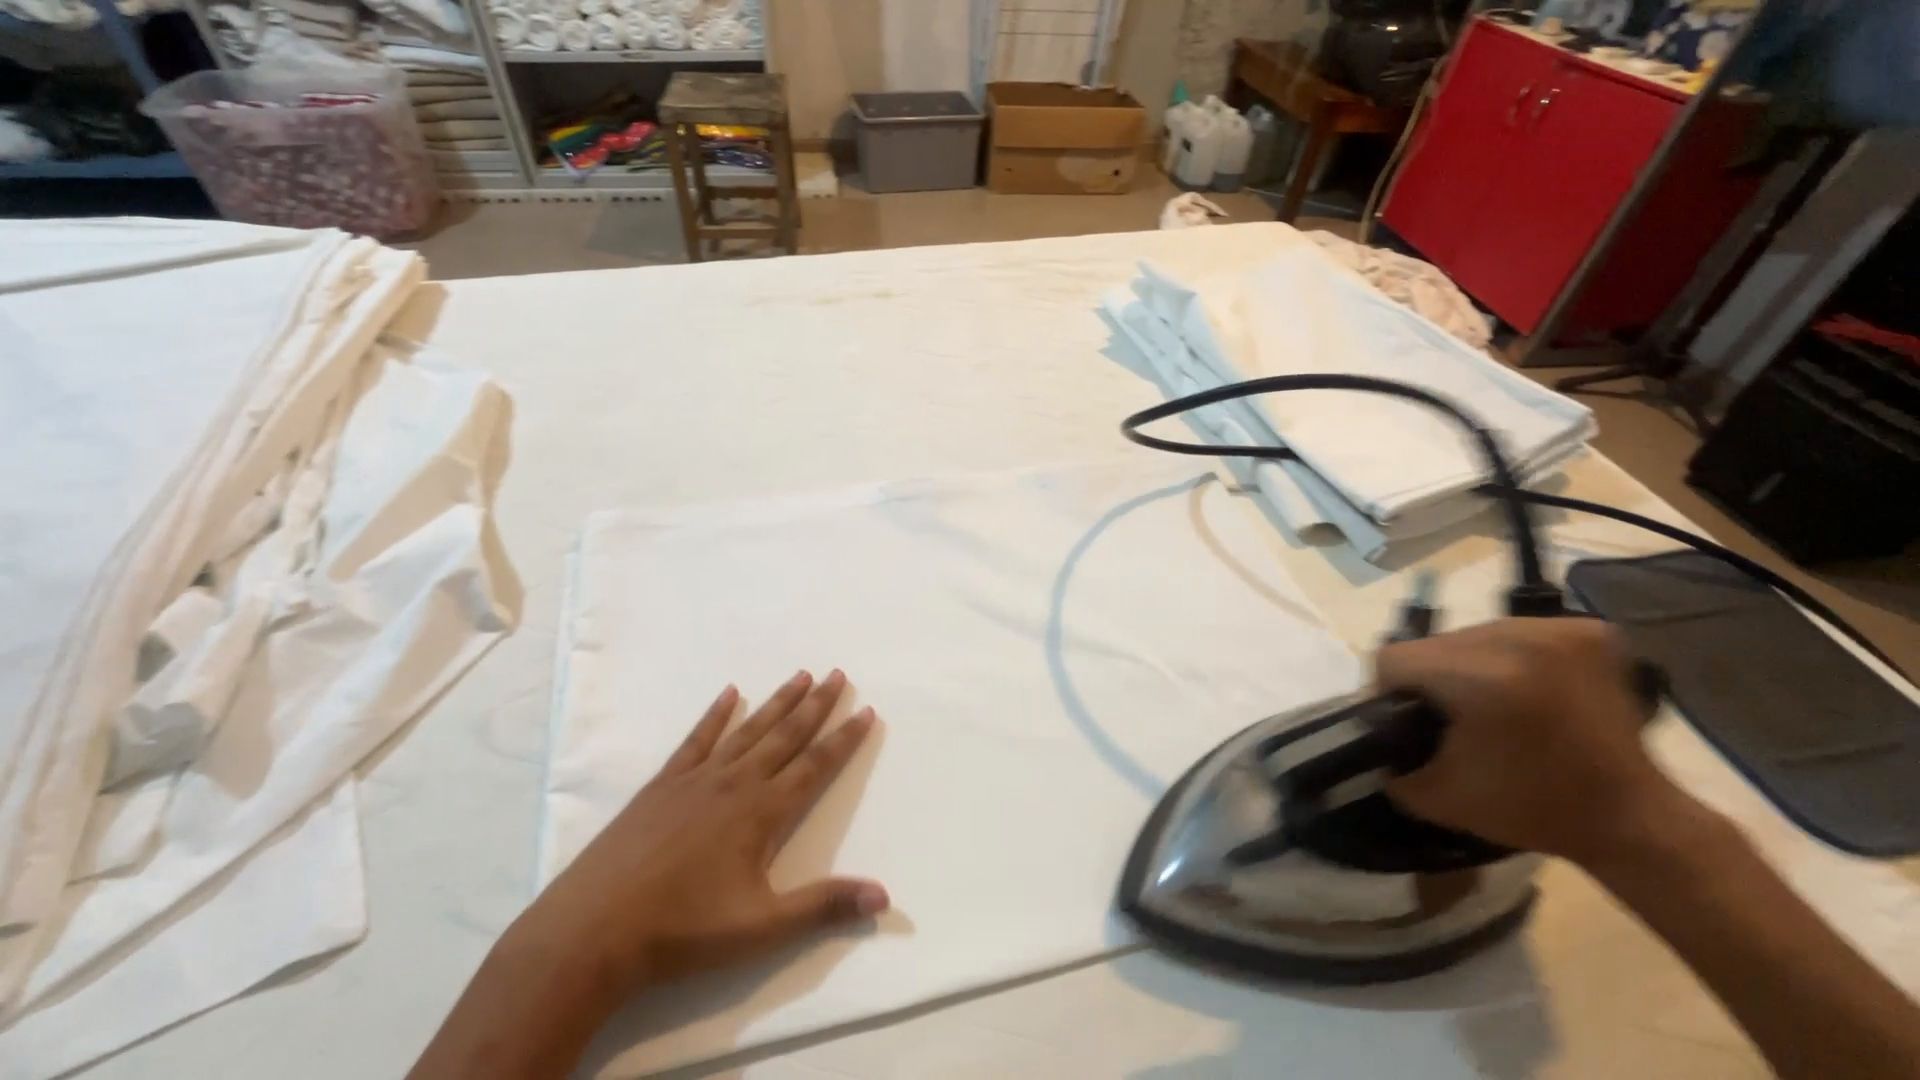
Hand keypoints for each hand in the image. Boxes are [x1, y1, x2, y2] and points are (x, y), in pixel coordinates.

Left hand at [529, 669, 886, 993]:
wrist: (594, 930)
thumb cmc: (683, 930)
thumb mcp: (762, 927)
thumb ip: (823, 906)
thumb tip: (883, 896)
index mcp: (762, 812)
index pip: (814, 766)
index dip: (844, 739)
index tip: (866, 711)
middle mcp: (734, 784)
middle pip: (785, 736)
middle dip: (816, 706)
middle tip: (837, 675)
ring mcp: (694, 780)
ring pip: (747, 731)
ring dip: (776, 703)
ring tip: (799, 676)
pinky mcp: (661, 786)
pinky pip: (696, 739)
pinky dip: (715, 715)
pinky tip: (729, 695)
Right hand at [1376, 618, 1675, 863]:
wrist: (1629, 819)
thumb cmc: (1528, 808)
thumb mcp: (1434, 795)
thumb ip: (1384, 758)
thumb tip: (1366, 730)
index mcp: (1480, 679)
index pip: (1394, 658)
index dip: (1387, 693)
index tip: (1404, 722)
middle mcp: (1519, 640)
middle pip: (1434, 644)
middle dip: (1431, 679)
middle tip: (1448, 718)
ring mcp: (1559, 631)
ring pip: (1473, 634)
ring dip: (1469, 665)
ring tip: (1488, 703)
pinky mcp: (1589, 632)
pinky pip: (1519, 631)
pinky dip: (1511, 657)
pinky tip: (1524, 687)